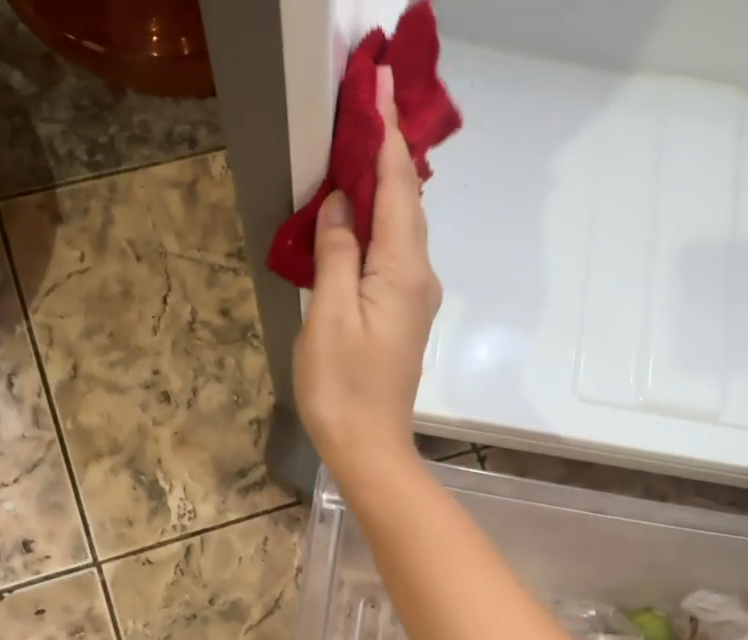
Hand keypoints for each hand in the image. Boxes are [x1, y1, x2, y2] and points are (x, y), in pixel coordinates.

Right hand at [294, 64, 442, 473]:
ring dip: (386, 182)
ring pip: (403, 225)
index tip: (379, 85)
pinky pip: (396, 249)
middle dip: (389, 149)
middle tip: (367, 102)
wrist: (369, 445)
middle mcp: (419, 276)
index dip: (385, 133)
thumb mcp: (328, 316)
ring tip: (363, 142)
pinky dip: (382, 218)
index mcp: (402, 270)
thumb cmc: (342, 387)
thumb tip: (340, 204)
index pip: (397, 186)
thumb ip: (337, 254)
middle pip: (407, 201)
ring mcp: (415, 296)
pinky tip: (363, 208)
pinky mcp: (404, 313)